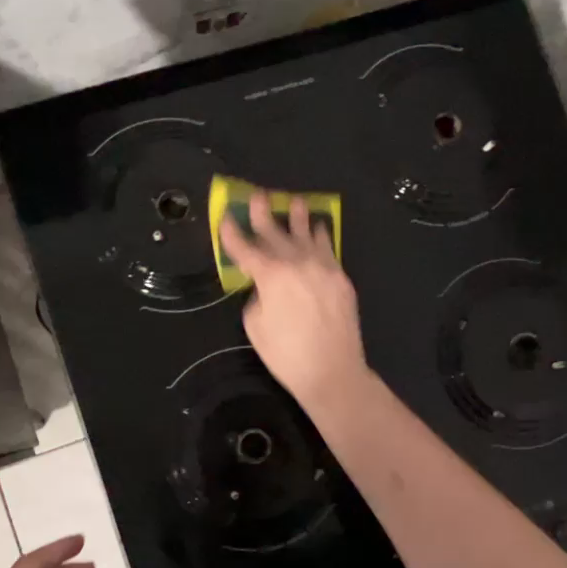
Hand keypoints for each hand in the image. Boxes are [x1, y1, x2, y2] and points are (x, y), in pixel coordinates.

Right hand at [219, 189, 369, 405]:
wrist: (332, 371)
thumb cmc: (286, 355)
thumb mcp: (255, 325)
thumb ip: (257, 296)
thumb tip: (266, 286)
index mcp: (271, 276)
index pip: (245, 248)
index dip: (231, 233)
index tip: (225, 217)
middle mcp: (298, 263)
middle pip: (276, 233)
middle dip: (263, 214)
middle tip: (258, 196)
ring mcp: (323, 268)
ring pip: (308, 235)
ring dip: (298, 218)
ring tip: (295, 202)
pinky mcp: (341, 278)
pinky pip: (329, 249)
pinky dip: (321, 237)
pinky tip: (319, 229)